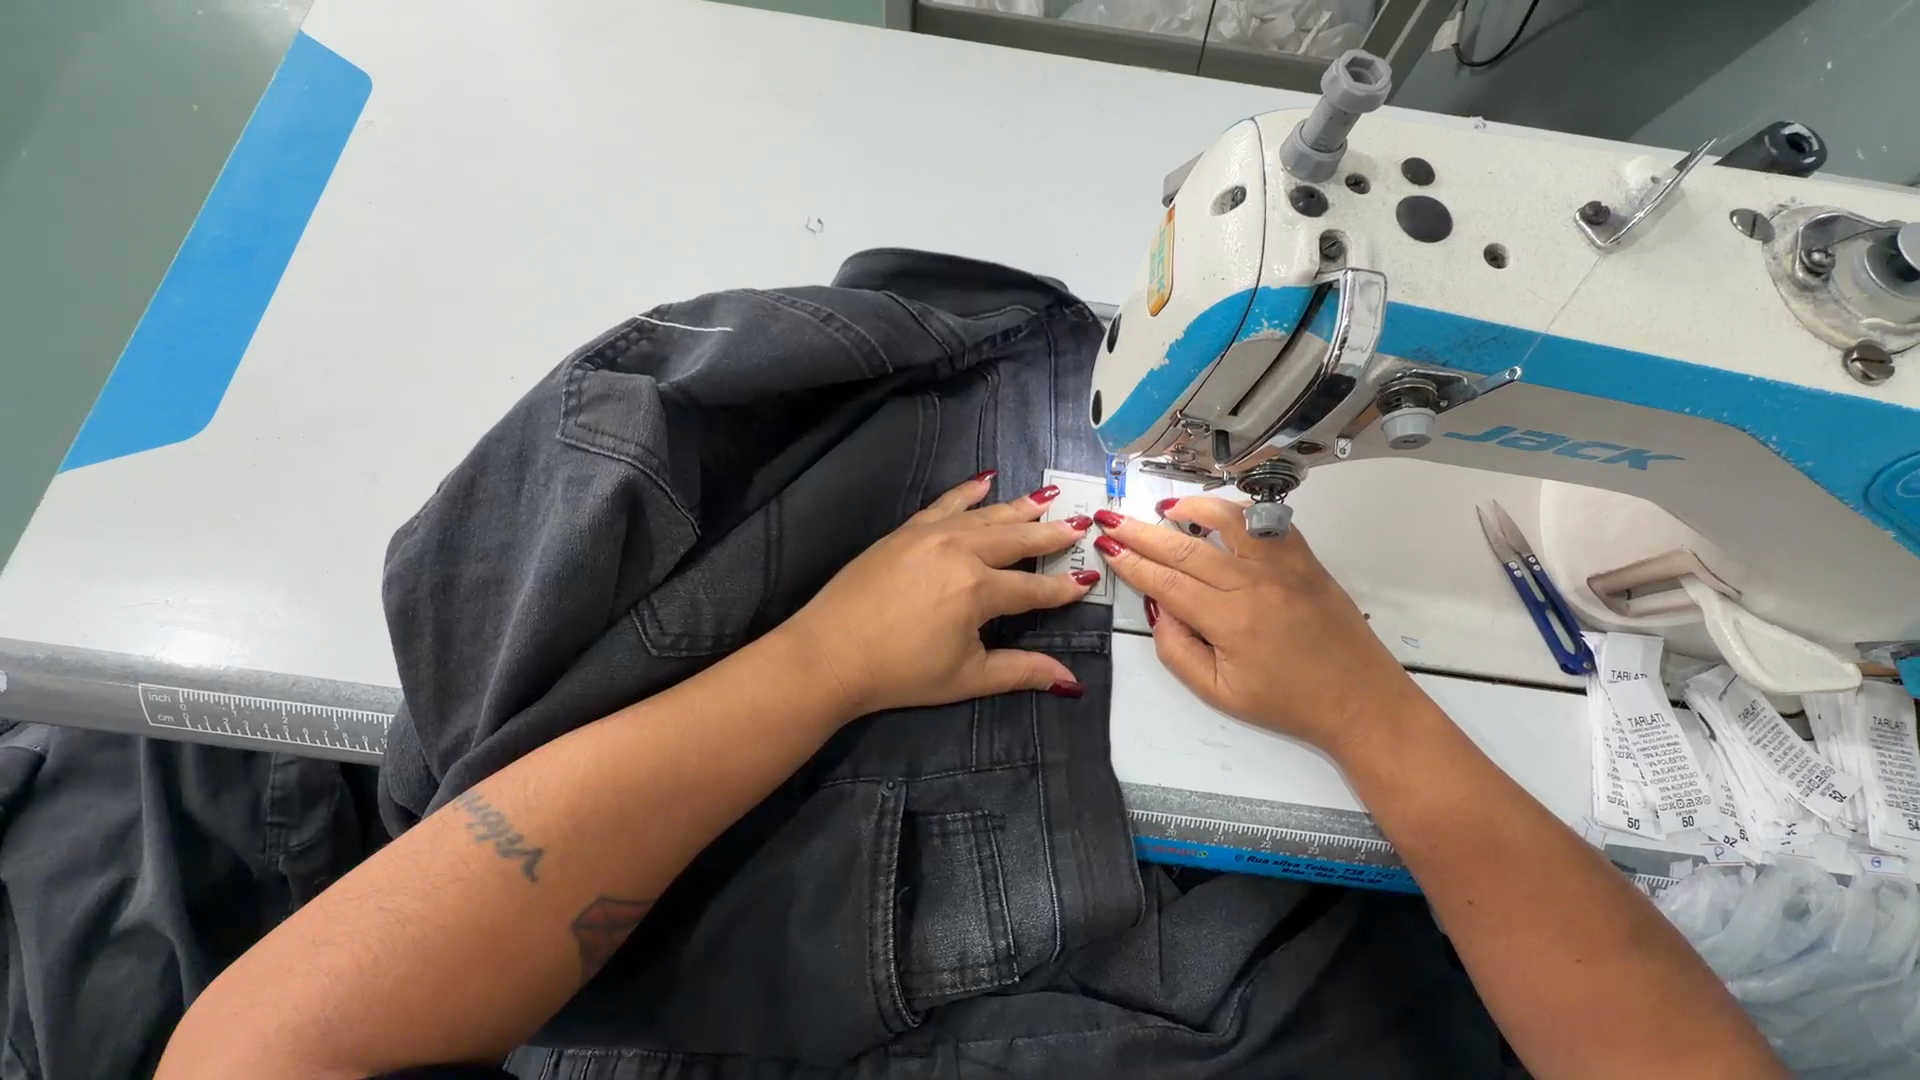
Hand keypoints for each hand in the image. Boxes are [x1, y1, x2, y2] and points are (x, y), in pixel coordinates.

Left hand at [775, 472, 1098, 718]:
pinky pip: (945, 504)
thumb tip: (1070, 681)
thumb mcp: (967, 677)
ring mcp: (930, 535)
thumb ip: (1022, 672)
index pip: (1033, 589)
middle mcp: (960, 551)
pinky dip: (967, 493)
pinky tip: (985, 481)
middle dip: (1050, 534)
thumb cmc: (899, 673)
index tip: (1088, 579)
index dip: (1063, 589)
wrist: (828, 653)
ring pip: (985, 516)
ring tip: (1047, 498)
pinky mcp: (905, 531)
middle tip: (1079, 524)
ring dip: (1018, 507)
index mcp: (979, 589)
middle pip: (1016, 539)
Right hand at [1092, 497, 1422, 755]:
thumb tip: (1158, 608)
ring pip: (1227, 522)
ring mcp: (1284, 566)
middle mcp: (1254, 583)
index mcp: (1230, 621)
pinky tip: (1217, 512)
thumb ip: (1177, 650)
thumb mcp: (1218, 693)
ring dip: (1189, 509)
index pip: (1165, 582)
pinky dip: (1237, 511)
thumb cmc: (1287, 704)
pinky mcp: (1305, 560)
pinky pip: (1266, 522)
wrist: (1360, 700)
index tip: (1106, 547)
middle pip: (1185, 547)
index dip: (1131, 563)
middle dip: (1141, 532)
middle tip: (1111, 519)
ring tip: (1160, 508)